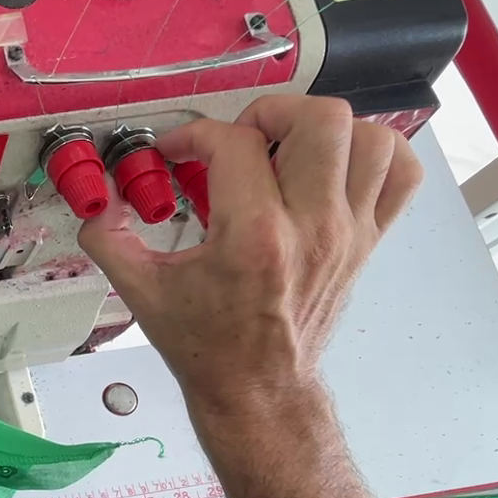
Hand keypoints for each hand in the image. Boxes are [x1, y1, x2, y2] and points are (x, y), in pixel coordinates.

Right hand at [78, 95, 421, 417]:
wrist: (253, 385)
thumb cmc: (201, 342)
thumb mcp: (140, 291)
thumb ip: (108, 240)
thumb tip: (96, 202)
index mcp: (250, 238)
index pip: (234, 144)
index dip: (194, 135)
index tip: (174, 151)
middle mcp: (309, 228)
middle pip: (319, 120)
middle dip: (270, 112)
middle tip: (238, 137)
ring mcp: (347, 232)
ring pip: (369, 137)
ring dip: (323, 128)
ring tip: (284, 147)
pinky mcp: (368, 240)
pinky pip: (400, 172)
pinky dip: (374, 151)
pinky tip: (332, 164)